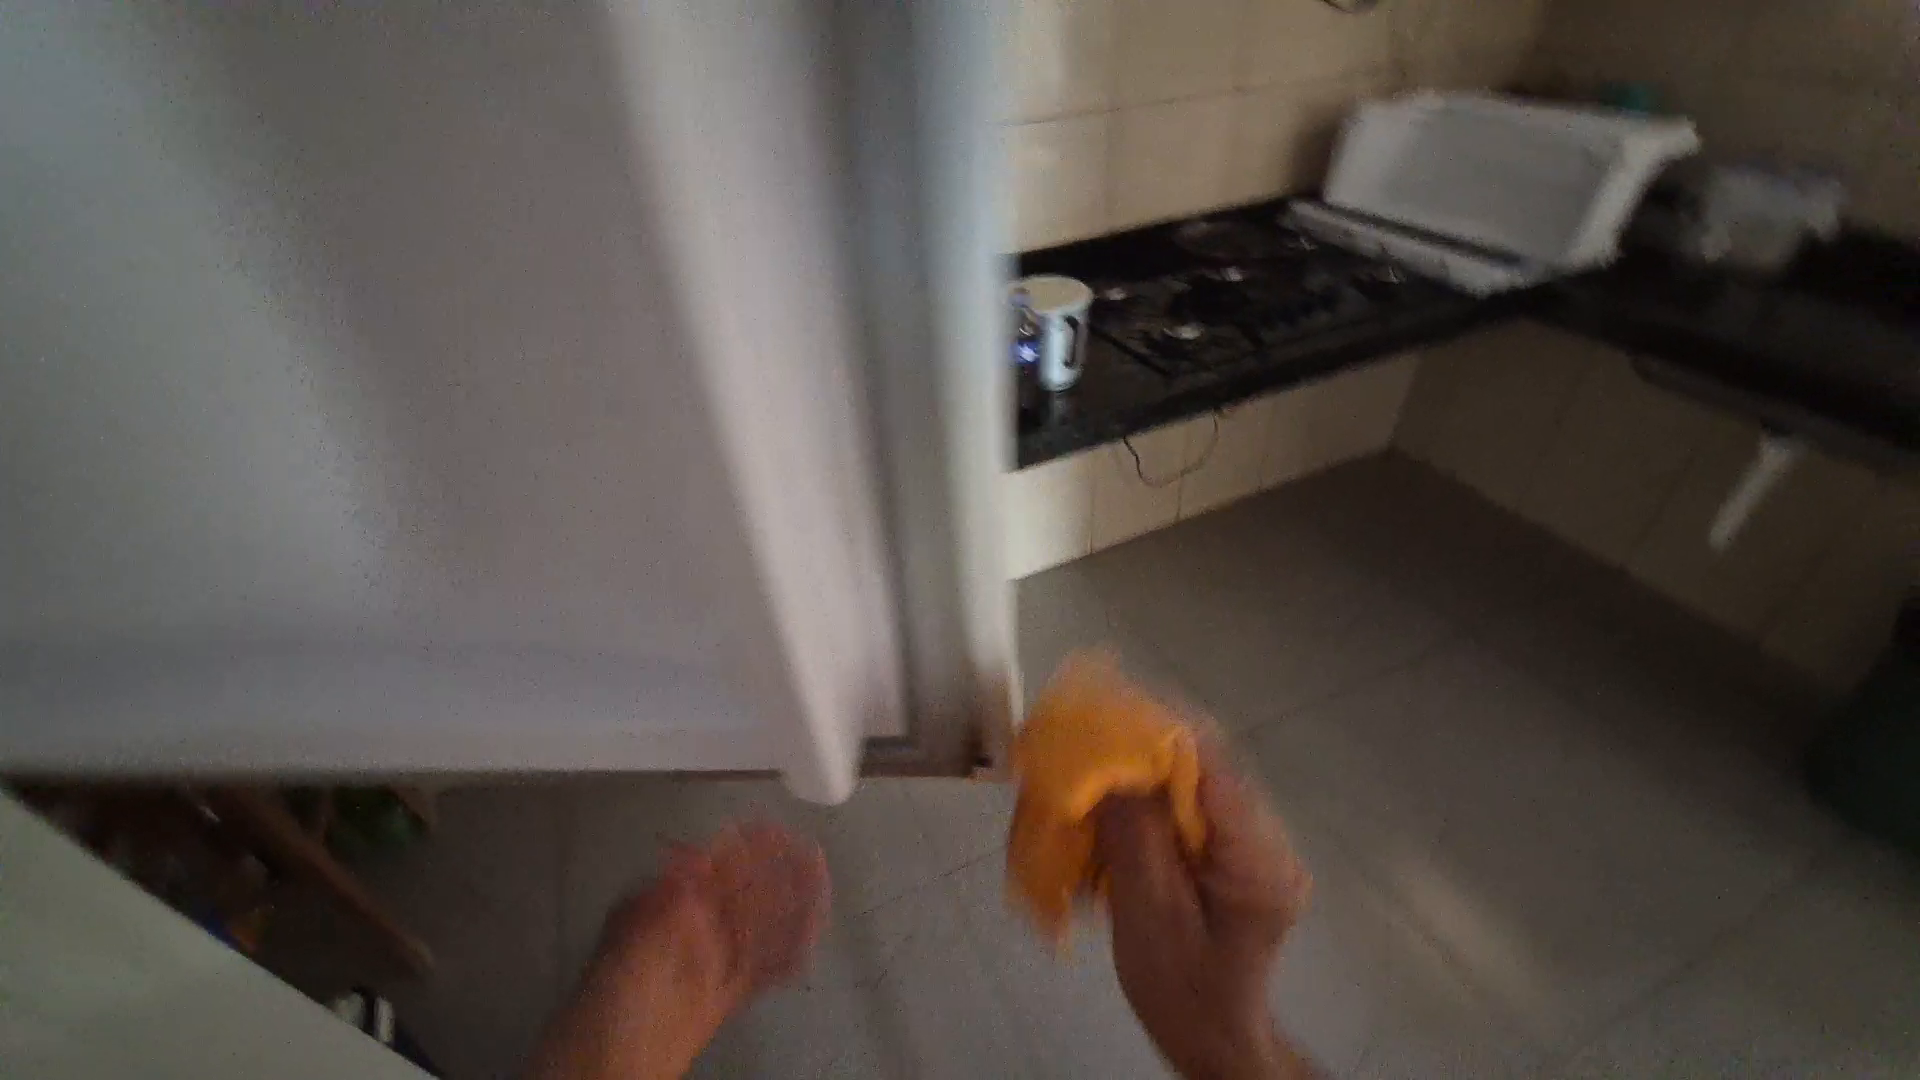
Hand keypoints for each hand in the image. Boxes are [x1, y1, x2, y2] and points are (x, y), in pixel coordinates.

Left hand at [529, 822, 829, 1079]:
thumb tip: (698, 854)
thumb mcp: (630, 944)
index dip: (745, 845)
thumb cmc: (606, 1003)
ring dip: (791, 905)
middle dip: (777, 870)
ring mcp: (709, 963)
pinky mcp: (722, 997)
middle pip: (743, 891)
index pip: (714, 865)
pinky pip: (762, 968)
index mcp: (667, 908)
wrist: (599, 1073)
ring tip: (821, 885)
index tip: (777, 829)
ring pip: (759, 925)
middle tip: (812, 852)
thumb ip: (666, 901)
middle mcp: (691, 929)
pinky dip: (788, 951)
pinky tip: (809, 936)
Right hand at [1096, 760, 1317, 1079]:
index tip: (1102, 713)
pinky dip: (1154, 787)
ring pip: (1200, 774)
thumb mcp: (1149, 915)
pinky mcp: (1239, 845)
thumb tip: (1109, 761)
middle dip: (1146, 740)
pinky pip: (1195, 798)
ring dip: (1147, 761)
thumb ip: (1134, 834)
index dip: (1158, 731)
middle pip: (1209, 763)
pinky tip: (1120, 789)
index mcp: (1259, 860)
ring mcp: (1258, 840)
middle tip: (1088, 731)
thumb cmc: (1179, 989)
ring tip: (1096, 753)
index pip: (1214, 767)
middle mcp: (1270, 838)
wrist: (1213, 1036)